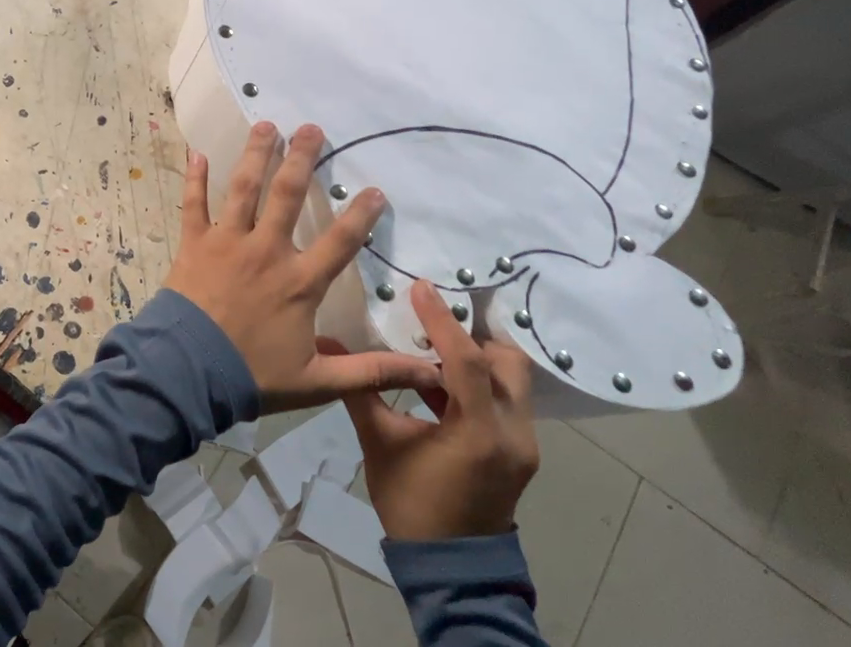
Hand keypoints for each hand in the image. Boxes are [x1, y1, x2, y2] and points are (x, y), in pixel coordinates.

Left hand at [170, 122, 441, 412]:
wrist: (186, 371)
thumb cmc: (251, 375)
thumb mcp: (319, 381)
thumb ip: (373, 371)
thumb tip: (433, 373)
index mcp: (299, 282)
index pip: (340, 240)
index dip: (361, 214)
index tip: (376, 189)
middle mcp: (265, 251)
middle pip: (287, 196)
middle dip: (301, 159)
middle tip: (311, 128)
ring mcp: (226, 243)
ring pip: (242, 190)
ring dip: (255, 155)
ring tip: (266, 125)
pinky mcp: (193, 245)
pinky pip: (193, 205)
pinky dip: (195, 179)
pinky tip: (198, 153)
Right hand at [344, 281, 540, 540]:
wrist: (451, 563)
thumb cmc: (411, 502)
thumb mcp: (379, 443)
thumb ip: (359, 390)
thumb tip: (326, 344)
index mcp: (480, 432)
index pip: (468, 361)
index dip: (443, 321)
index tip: (422, 289)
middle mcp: (514, 433)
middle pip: (508, 364)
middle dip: (472, 338)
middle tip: (433, 323)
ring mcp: (524, 443)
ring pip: (512, 382)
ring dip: (474, 361)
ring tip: (429, 352)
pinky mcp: (521, 451)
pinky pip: (506, 402)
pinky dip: (477, 385)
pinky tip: (438, 387)